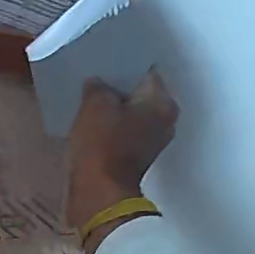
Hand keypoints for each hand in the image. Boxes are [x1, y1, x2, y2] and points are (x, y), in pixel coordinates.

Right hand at [66, 70, 178, 253]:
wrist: (98, 193)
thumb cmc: (101, 145)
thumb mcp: (94, 105)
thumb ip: (98, 86)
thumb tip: (98, 83)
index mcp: (162, 103)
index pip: (145, 71)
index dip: (123, 64)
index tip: (104, 60)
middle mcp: (165, 120)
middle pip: (139, 93)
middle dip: (118, 87)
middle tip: (94, 79)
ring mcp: (152, 141)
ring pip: (131, 113)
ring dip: (113, 108)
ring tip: (89, 101)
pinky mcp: (136, 157)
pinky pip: (123, 132)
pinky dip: (110, 127)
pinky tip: (91, 124)